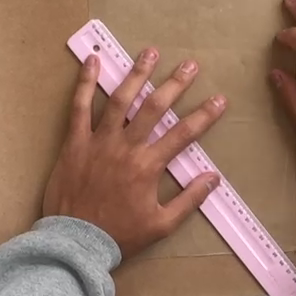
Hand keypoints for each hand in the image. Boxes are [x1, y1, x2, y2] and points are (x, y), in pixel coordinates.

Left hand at [42, 48, 225, 258]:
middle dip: (175, 84)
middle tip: (190, 65)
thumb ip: (188, 200)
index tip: (220, 100)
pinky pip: (78, 107)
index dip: (204, 115)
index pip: (183, 134)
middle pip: (155, 108)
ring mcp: (98, 142)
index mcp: (148, 166)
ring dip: (137, 74)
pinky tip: (93, 60)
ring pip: (120, 100)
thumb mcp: (161, 225)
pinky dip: (85, 83)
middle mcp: (126, 147)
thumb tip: (213, 178)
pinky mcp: (75, 143)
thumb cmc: (119, 236)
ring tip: (150, 52)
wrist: (76, 243)